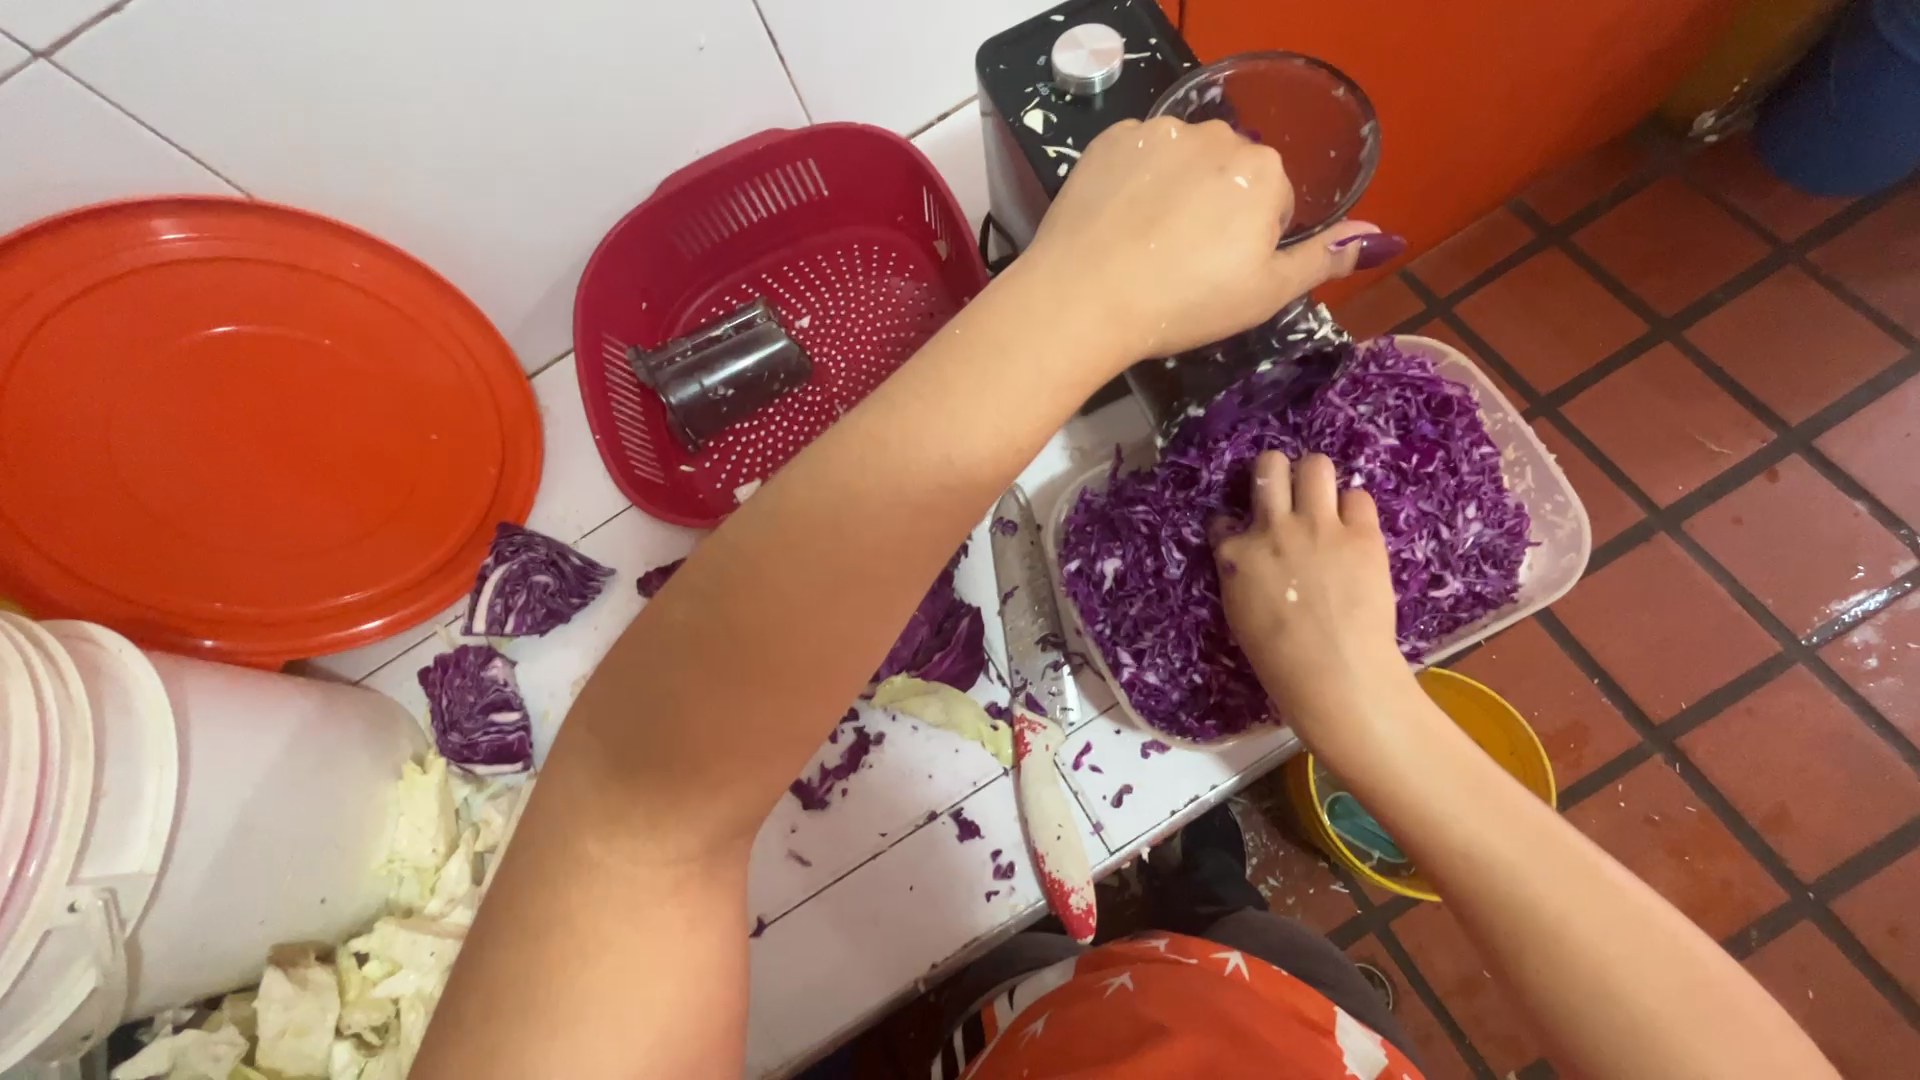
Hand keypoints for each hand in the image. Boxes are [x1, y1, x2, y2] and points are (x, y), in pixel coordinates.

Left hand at [1018, 116, 1398, 366]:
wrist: (1085, 299)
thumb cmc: (1183, 304)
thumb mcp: (1265, 295)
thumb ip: (1324, 261)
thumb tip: (1381, 238)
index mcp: (1264, 172)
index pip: (1271, 202)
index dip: (1246, 243)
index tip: (1215, 275)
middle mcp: (1218, 135)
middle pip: (1226, 174)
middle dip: (1212, 209)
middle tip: (1177, 263)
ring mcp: (1159, 132)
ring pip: (1180, 161)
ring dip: (1171, 191)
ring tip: (1142, 245)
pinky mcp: (1110, 140)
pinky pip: (1135, 156)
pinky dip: (1130, 182)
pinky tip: (1115, 223)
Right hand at [1211, 452, 1414, 751]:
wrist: (1334, 671)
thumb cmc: (1277, 657)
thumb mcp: (1238, 611)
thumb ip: (1240, 573)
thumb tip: (1247, 556)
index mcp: (1235, 553)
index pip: (1222, 517)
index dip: (1234, 521)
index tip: (1243, 531)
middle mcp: (1272, 528)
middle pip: (1269, 466)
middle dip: (1274, 470)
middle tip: (1285, 491)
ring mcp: (1318, 526)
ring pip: (1315, 465)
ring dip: (1315, 477)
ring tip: (1321, 497)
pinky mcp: (1362, 534)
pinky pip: (1358, 497)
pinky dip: (1353, 510)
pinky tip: (1352, 529)